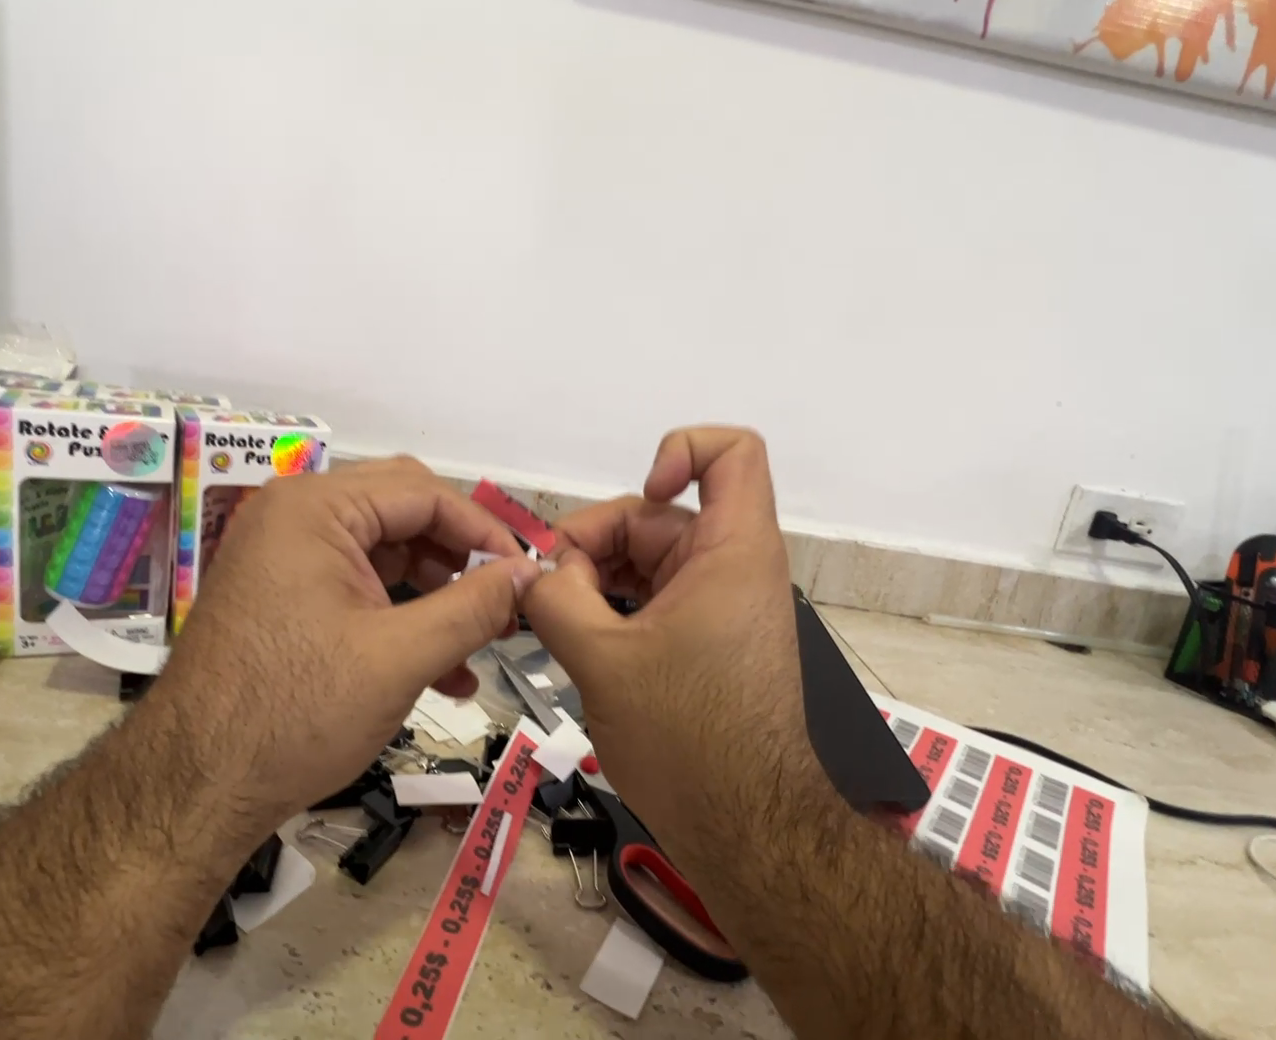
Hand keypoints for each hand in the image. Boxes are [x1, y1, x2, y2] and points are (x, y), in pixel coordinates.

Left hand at [156, 457, 541, 818]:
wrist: (193, 791)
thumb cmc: (297, 712)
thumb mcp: (400, 658)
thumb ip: (474, 606)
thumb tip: (530, 574)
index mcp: (316, 508)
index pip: (425, 493)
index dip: (486, 531)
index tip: (528, 576)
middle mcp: (296, 517)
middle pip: (405, 512)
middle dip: (461, 558)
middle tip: (503, 599)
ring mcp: (286, 557)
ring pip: (388, 552)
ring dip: (439, 593)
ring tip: (481, 642)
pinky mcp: (285, 597)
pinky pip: (361, 586)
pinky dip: (403, 616)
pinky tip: (444, 670)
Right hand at [521, 428, 804, 822]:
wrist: (743, 826)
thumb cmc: (685, 737)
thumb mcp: (601, 659)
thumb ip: (554, 599)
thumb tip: (532, 576)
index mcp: (731, 550)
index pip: (731, 452)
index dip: (679, 450)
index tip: (638, 494)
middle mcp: (733, 566)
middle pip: (659, 514)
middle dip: (596, 542)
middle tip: (547, 592)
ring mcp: (722, 604)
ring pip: (649, 558)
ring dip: (597, 579)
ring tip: (554, 620)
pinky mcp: (709, 638)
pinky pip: (656, 596)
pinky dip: (615, 606)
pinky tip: (577, 637)